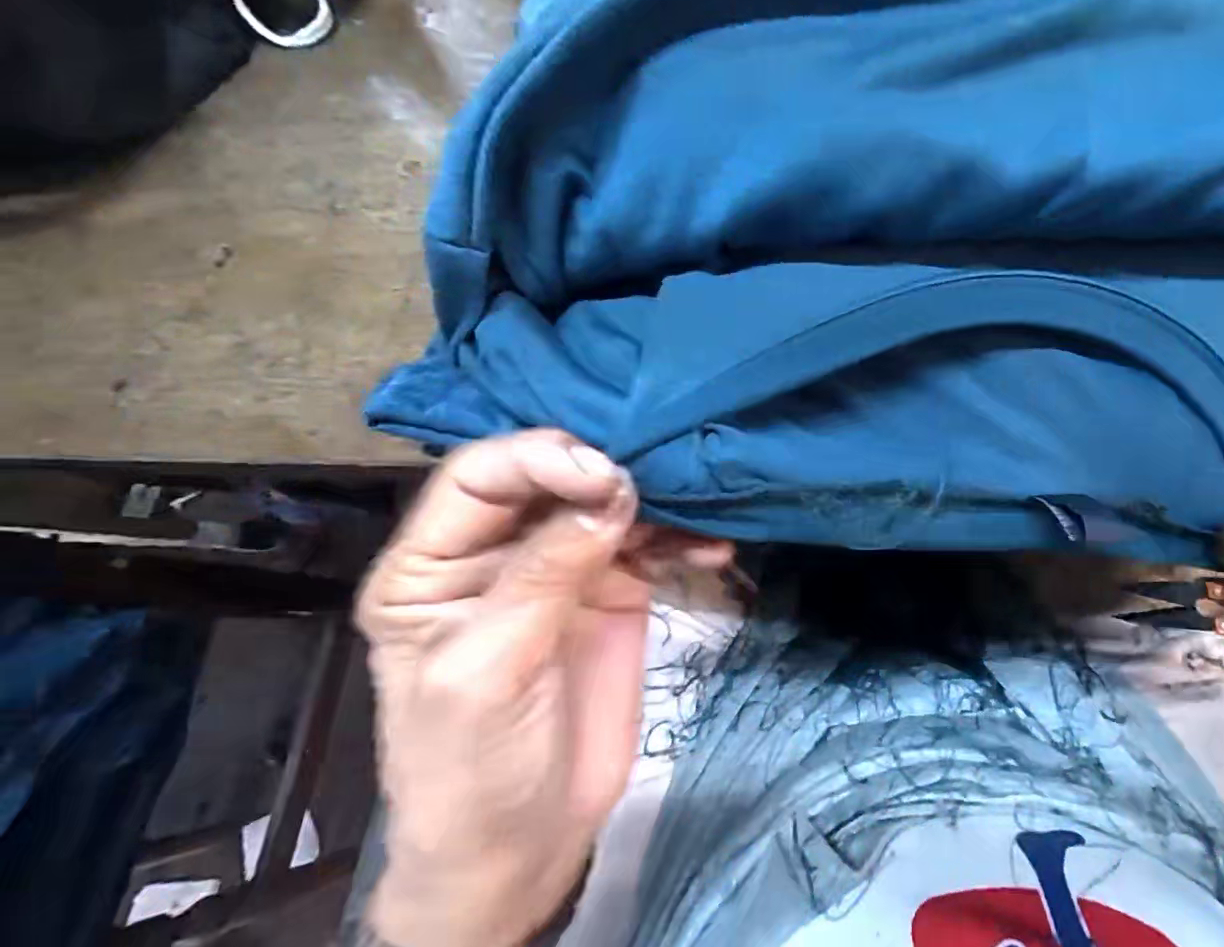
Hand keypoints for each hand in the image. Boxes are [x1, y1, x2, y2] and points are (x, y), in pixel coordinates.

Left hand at [356, 430, 731, 946]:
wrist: (527, 839)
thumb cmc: (473, 765)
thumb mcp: (488, 670)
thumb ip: (544, 576)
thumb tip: (612, 492)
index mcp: (433, 565)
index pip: (480, 477)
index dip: (540, 460)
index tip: (605, 476)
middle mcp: (500, 552)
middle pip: (553, 478)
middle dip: (604, 471)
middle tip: (655, 483)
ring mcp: (565, 568)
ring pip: (613, 505)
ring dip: (659, 504)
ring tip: (697, 518)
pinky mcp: (618, 590)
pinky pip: (655, 547)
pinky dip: (687, 542)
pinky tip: (714, 551)